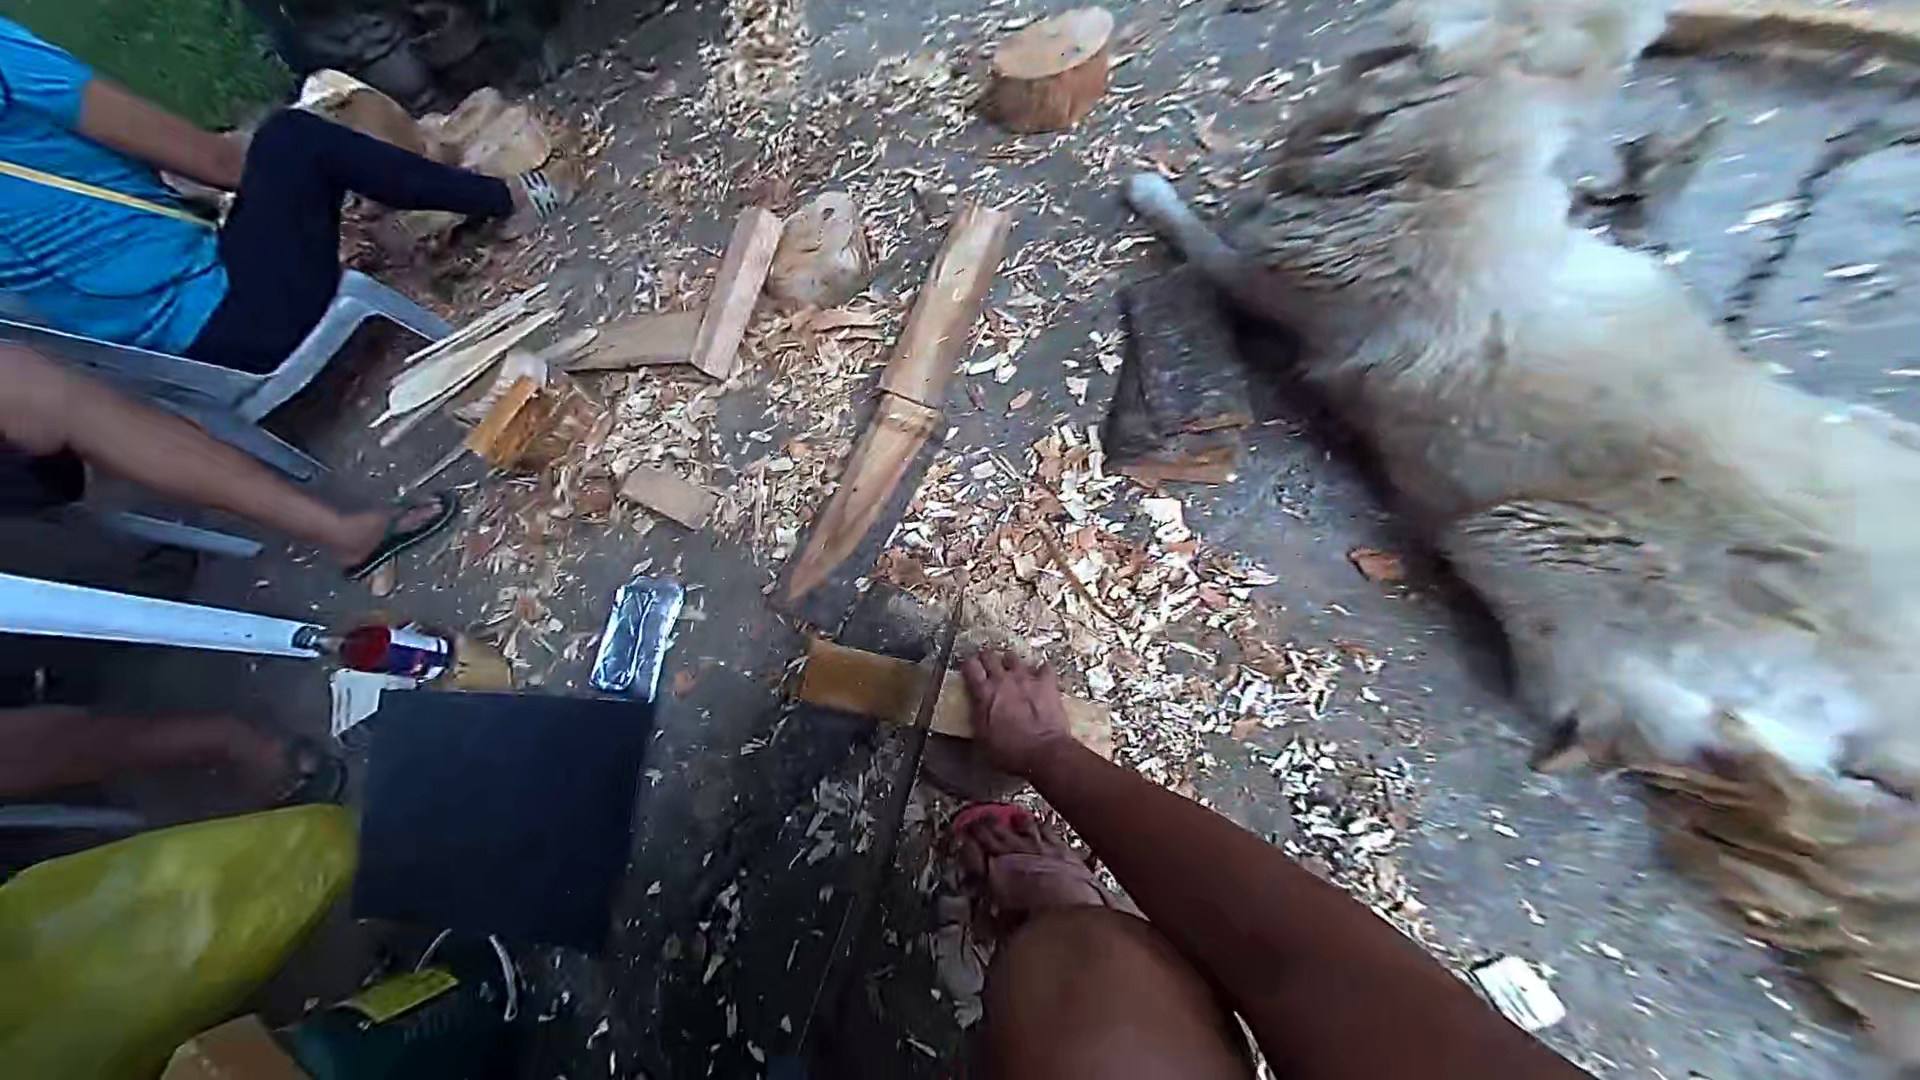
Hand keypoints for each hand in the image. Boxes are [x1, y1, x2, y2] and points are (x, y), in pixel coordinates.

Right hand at [959, 648, 1076, 777]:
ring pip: (1014, 657)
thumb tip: (975, 704)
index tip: (969, 668)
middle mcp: (1003, 679)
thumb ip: (977, 715)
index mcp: (984, 692)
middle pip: (990, 656)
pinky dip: (1041, 670)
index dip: (968, 665)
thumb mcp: (982, 738)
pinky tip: (1041, 676)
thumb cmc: (1010, 751)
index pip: (970, 667)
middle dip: (986, 657)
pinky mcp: (1047, 682)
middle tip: (987, 664)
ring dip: (1010, 663)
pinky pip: (1043, 667)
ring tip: (1012, 670)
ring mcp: (1026, 678)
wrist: (1045, 752)